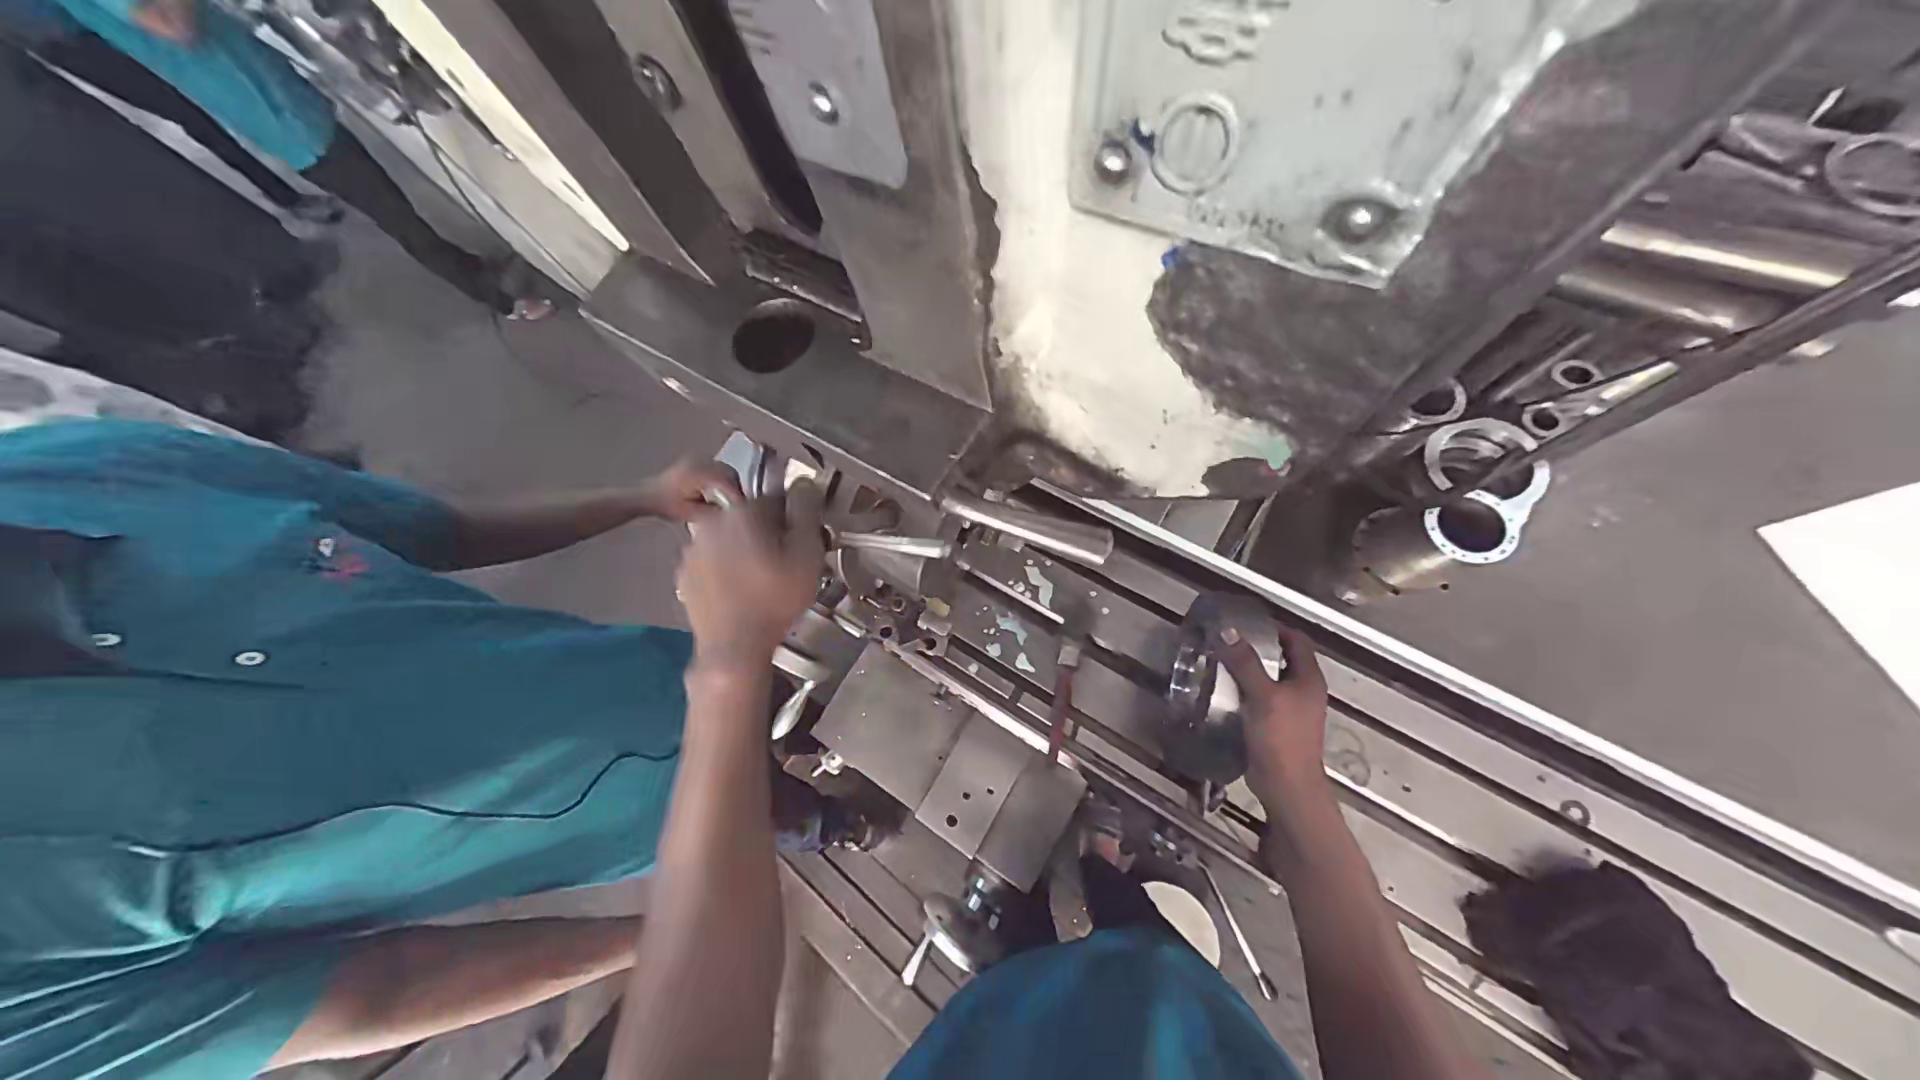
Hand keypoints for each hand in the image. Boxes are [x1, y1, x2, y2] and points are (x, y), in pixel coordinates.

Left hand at [640, 460, 743, 523]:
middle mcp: (698, 461)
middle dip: (737, 488)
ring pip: (725, 469)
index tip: (744, 507)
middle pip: (729, 472)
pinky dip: (724, 479)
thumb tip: (734, 512)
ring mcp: (697, 458)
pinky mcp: (697, 460)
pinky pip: (718, 468)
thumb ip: (714, 512)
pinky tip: (722, 492)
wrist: (647, 495)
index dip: (737, 495)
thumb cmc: (666, 506)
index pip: (726, 481)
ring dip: (732, 483)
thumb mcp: (691, 513)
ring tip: (732, 499)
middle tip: (740, 504)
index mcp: (696, 473)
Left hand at [676, 481, 824, 670]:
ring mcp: (693, 550)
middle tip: (787, 566)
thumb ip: (807, 512)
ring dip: (747, 552)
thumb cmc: (775, 600)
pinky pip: (713, 562)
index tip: (803, 545)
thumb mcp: (807, 554)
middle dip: (769, 536)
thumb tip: (804, 485)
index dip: (795, 522)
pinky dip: (726, 571)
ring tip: (764, 583)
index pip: (777, 500)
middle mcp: (711, 523)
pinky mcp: (685, 575)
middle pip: (751, 520)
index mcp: (742, 513)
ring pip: (730, 541)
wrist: (733, 648)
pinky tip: (741, 593)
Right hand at [1220, 625, 1329, 807]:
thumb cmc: (1281, 737)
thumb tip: (1227, 631)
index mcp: (1309, 679)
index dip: (1276, 628)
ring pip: (1272, 679)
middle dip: (1260, 647)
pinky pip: (1262, 697)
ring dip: (1251, 669)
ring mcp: (1293, 710)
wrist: (1286, 785)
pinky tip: (1226, 690)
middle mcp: (1305, 691)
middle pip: (1284, 659)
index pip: (1297, 641)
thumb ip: (1245, 663)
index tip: (1248, 622)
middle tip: (1230, 639)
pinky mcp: (1278, 725)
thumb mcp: (1262, 695)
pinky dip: (1247, 689)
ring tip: (1223, 661)